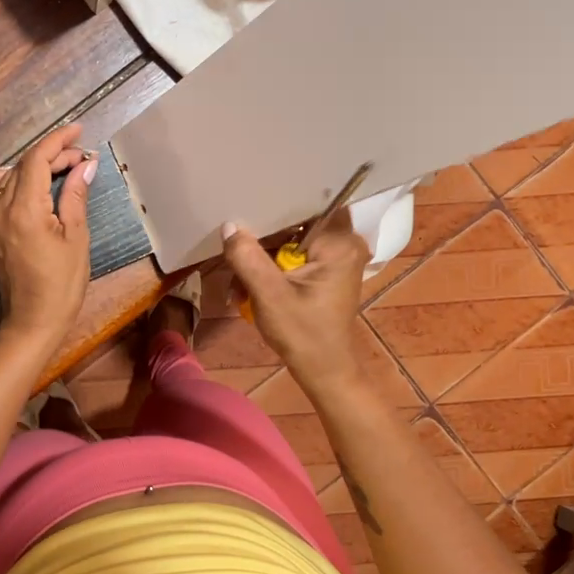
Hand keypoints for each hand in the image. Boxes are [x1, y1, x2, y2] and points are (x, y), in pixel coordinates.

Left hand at [0, 124, 95, 352]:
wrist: (33, 320)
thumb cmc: (62, 284)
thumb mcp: (76, 238)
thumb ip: (76, 196)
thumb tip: (85, 165)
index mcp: (25, 210)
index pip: (37, 160)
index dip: (58, 141)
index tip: (79, 133)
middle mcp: (0, 210)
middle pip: (23, 167)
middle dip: (53, 155)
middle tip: (81, 158)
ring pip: (6, 178)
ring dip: (32, 167)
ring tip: (57, 170)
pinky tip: (12, 181)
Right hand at [222, 208, 368, 387]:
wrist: (322, 370)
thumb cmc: (303, 334)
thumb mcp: (269, 295)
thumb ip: (248, 257)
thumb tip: (229, 225)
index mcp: (338, 244)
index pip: (306, 203)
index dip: (275, 205)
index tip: (247, 211)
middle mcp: (343, 244)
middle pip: (294, 223)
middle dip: (261, 242)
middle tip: (235, 258)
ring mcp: (335, 258)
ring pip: (289, 241)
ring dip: (260, 260)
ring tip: (240, 286)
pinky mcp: (325, 271)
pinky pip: (292, 256)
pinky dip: (270, 270)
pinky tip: (250, 289)